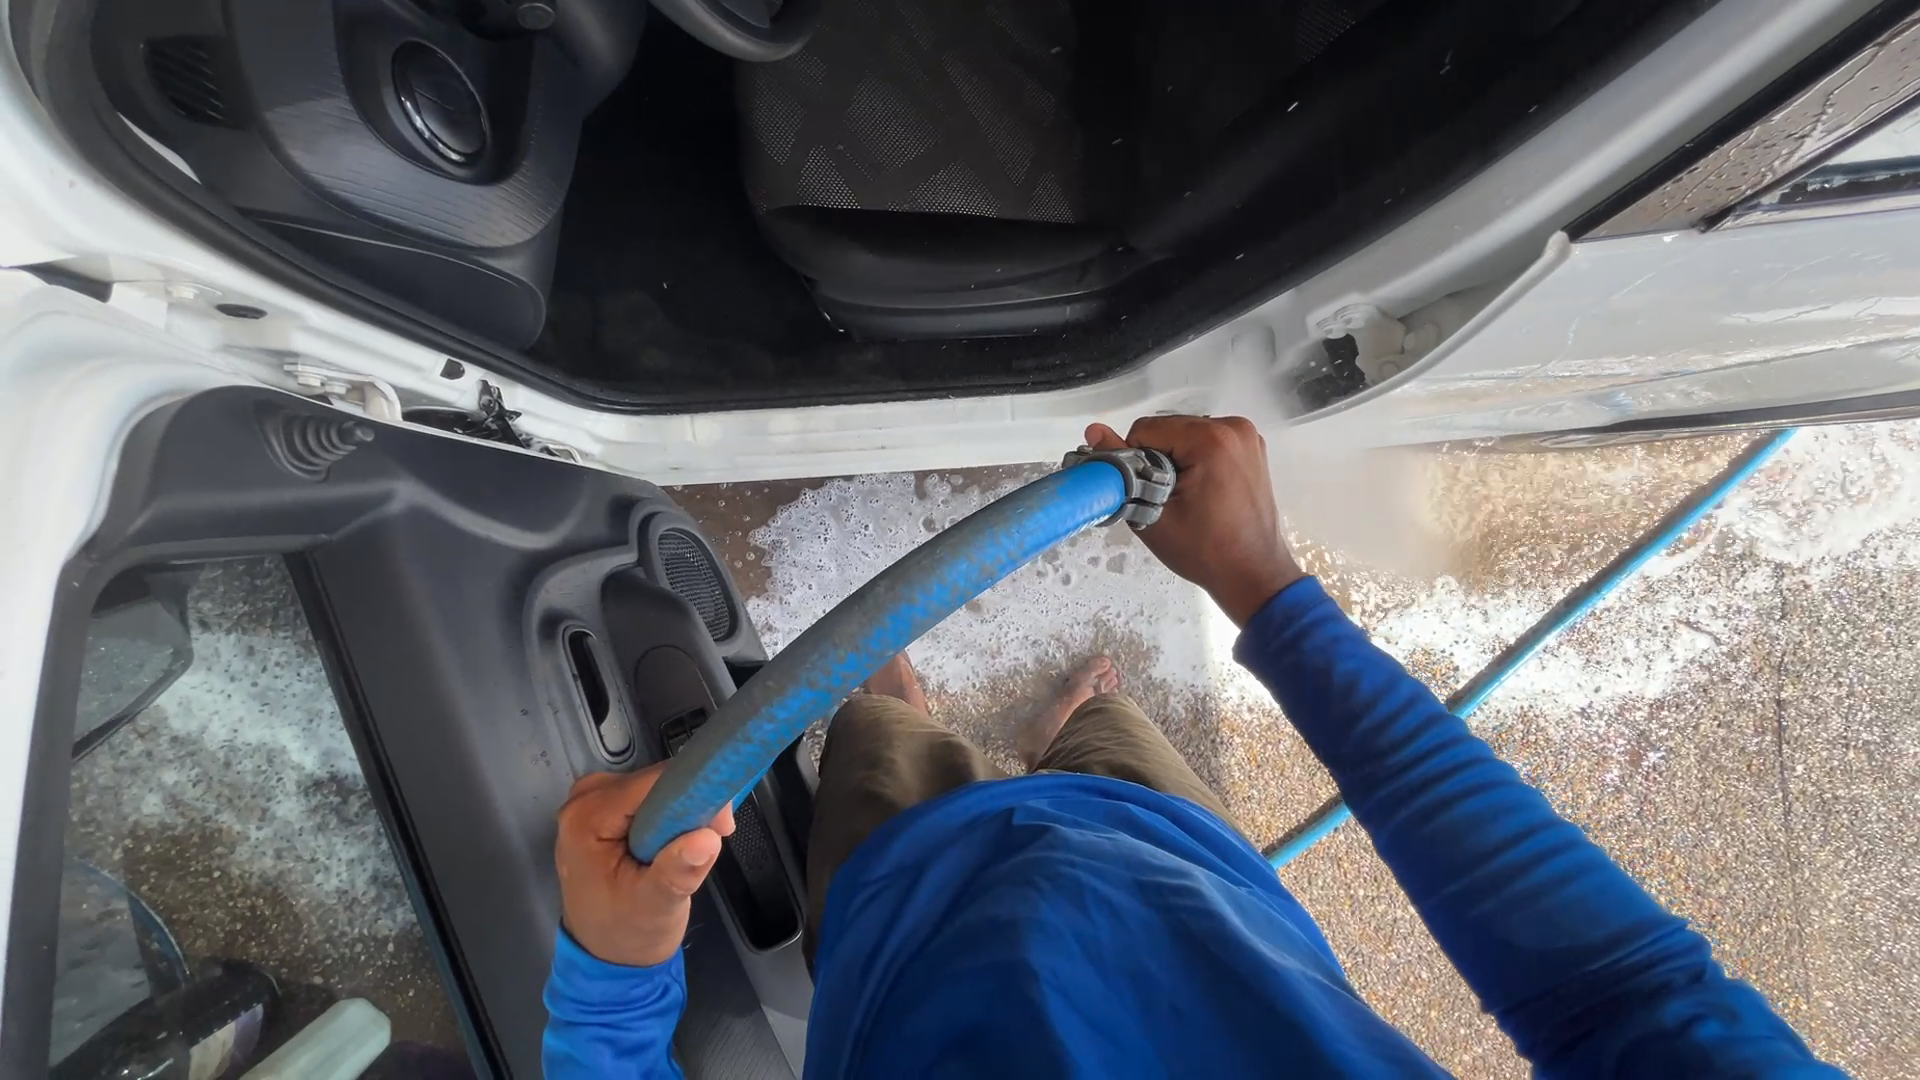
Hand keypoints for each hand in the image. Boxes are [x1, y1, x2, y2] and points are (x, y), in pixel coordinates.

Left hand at [554, 763, 735, 967]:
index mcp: (587, 816)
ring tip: (693, 847)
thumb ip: (677, 871)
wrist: (608, 959)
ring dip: (686, 810)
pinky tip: (677, 841)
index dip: (695, 795)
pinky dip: (674, 813)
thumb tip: (705, 839)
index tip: (721, 827)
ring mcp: (595, 801)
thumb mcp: (655, 907)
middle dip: (692, 805)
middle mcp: (585, 799)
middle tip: (711, 840)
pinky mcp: (608, 807)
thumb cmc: (627, 934)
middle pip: (658, 779)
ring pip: (660, 784)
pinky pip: (655, 794)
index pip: (655, 781)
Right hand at [1087, 416, 1304, 625]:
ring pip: (1184, 434)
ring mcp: (1246, 436)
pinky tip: (1199, 490)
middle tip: (1162, 498)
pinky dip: (1193, 459)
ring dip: (1173, 459)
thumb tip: (1093, 431)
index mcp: (1211, 440)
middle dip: (1155, 459)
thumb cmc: (1203, 551)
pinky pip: (1206, 441)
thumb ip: (1120, 468)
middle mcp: (1233, 428)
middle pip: (1167, 428)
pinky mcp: (1251, 448)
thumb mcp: (1151, 513)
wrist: (1253, 573)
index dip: (1134, 460)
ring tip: (1182, 497)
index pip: (1146, 430)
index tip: (1144, 491)